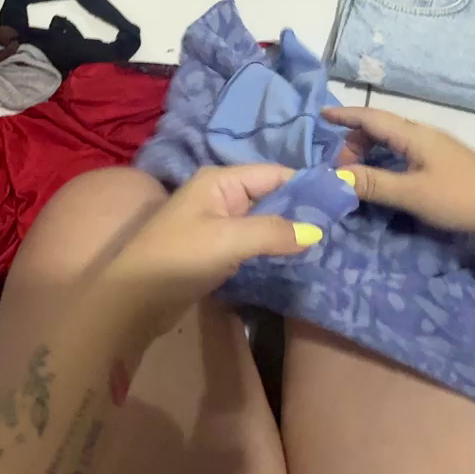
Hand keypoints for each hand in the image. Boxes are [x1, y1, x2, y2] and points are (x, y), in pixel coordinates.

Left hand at [92, 165, 318, 344]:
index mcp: (219, 180)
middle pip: (268, 193)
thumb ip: (273, 232)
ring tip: (326, 237)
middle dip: (300, 206)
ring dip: (287, 226)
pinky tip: (293, 253)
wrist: (132, 299)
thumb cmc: (178, 258)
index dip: (306, 183)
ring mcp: (215, 222)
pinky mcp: (213, 248)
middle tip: (340, 222)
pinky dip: (271, 243)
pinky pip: (250, 238)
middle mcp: (219, 194)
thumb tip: (315, 231)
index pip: (272, 173)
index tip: (342, 197)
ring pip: (261, 218)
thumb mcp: (228, 240)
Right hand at [324, 105, 474, 237]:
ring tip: (357, 175)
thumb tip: (335, 177)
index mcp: (413, 134)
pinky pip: (403, 150)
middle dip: (353, 142)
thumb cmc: (460, 197)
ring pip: (392, 140)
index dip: (344, 115)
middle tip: (339, 168)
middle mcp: (422, 134)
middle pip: (379, 127)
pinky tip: (384, 178)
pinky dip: (384, 158)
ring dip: (369, 152)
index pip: (371, 117)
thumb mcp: (411, 193)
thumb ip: (373, 184)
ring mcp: (435, 147)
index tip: (321, 117)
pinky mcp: (443, 161)